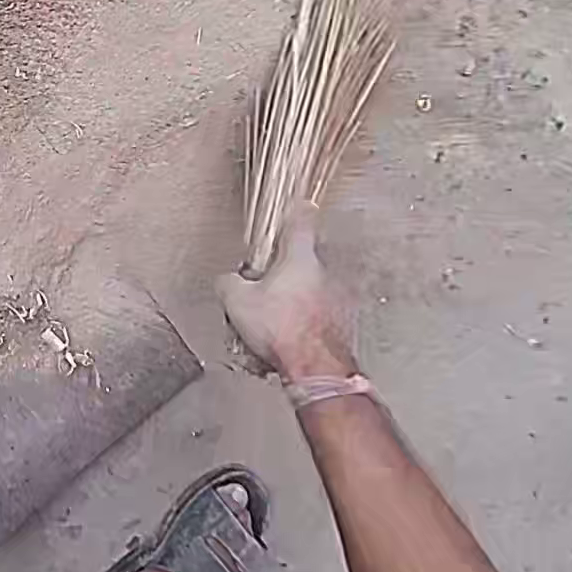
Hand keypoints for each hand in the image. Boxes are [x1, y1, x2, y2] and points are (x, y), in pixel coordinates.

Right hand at [217, 204, 357, 379]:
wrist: (314, 367)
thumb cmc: (279, 329)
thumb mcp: (235, 300)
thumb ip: (228, 282)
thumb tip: (229, 280)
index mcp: (301, 261)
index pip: (301, 226)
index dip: (297, 212)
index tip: (300, 204)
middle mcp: (326, 274)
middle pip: (301, 262)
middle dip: (281, 272)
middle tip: (261, 287)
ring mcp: (339, 298)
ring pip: (309, 289)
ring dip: (291, 298)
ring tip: (270, 320)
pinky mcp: (343, 321)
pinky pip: (317, 312)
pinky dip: (302, 319)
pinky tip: (284, 335)